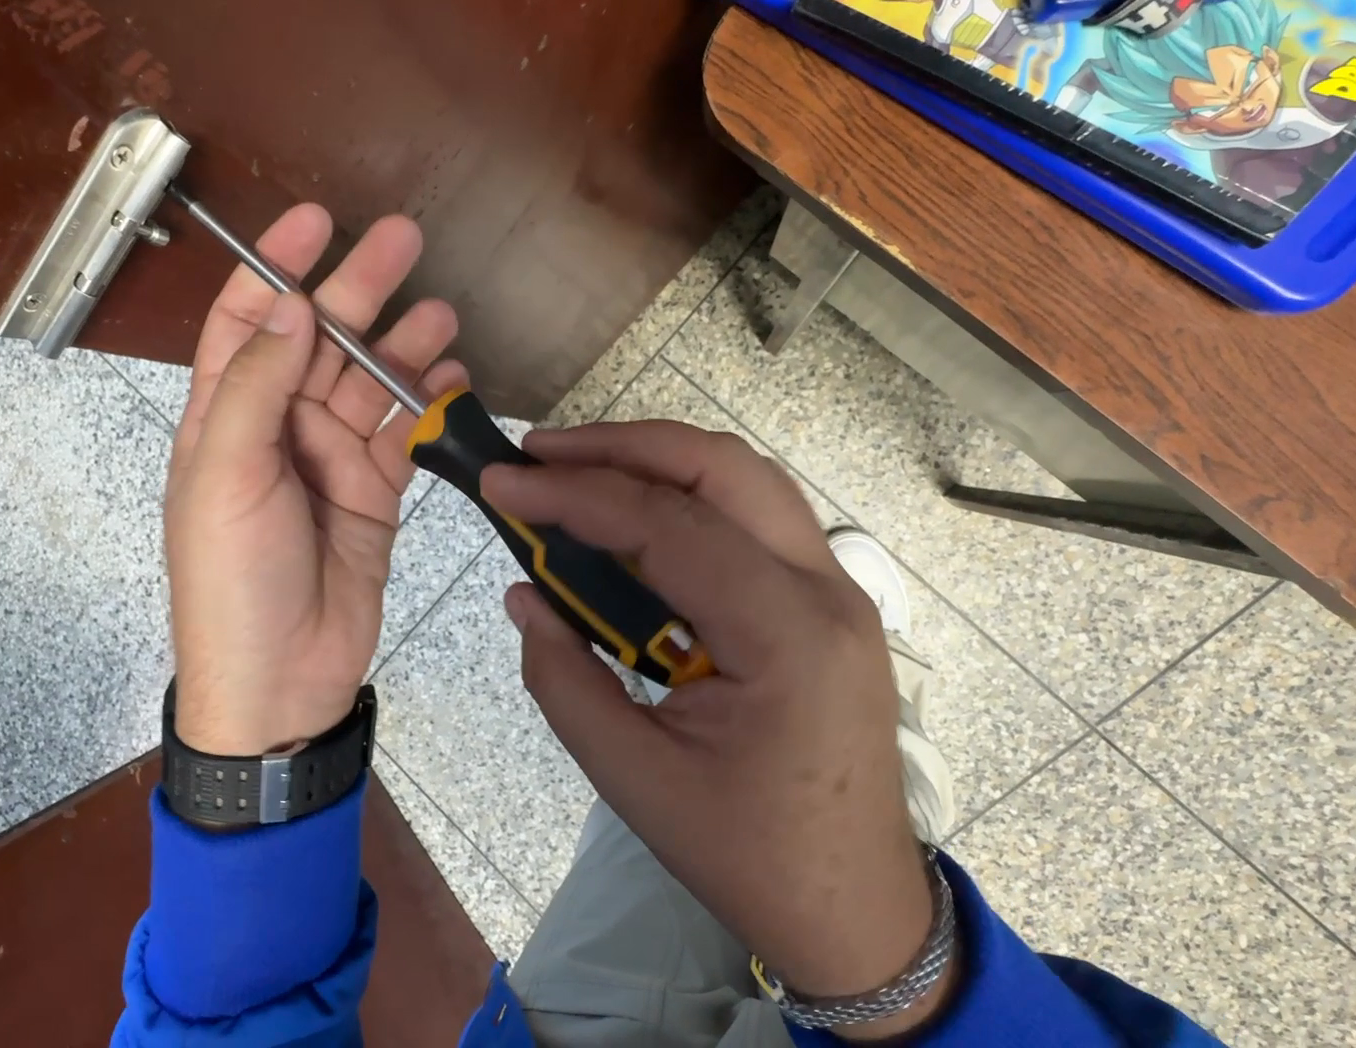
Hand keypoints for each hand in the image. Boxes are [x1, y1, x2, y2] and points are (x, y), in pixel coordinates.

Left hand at [165, 204, 464, 756]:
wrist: (283, 678)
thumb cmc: (235, 579)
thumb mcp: (226, 477)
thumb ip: (255, 389)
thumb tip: (287, 308)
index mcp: (225, 419)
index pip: (246, 323)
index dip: (274, 268)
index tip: (314, 222)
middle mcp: (278, 430)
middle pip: (319, 342)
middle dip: (358, 291)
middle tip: (403, 241)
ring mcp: (330, 460)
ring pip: (369, 384)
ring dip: (402, 346)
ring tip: (439, 315)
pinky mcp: (375, 492)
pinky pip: (405, 434)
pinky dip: (427, 403)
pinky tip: (450, 376)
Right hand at [481, 422, 950, 1040]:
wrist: (853, 909)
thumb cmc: (746, 854)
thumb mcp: (633, 778)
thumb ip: (564, 678)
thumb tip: (522, 595)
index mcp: (786, 635)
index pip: (668, 525)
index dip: (574, 492)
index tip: (502, 480)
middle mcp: (826, 589)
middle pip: (722, 466)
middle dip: (621, 446)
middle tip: (539, 454)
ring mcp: (836, 590)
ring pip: (744, 479)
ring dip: (656, 460)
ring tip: (575, 471)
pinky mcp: (824, 601)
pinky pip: (753, 516)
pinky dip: (686, 497)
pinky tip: (632, 517)